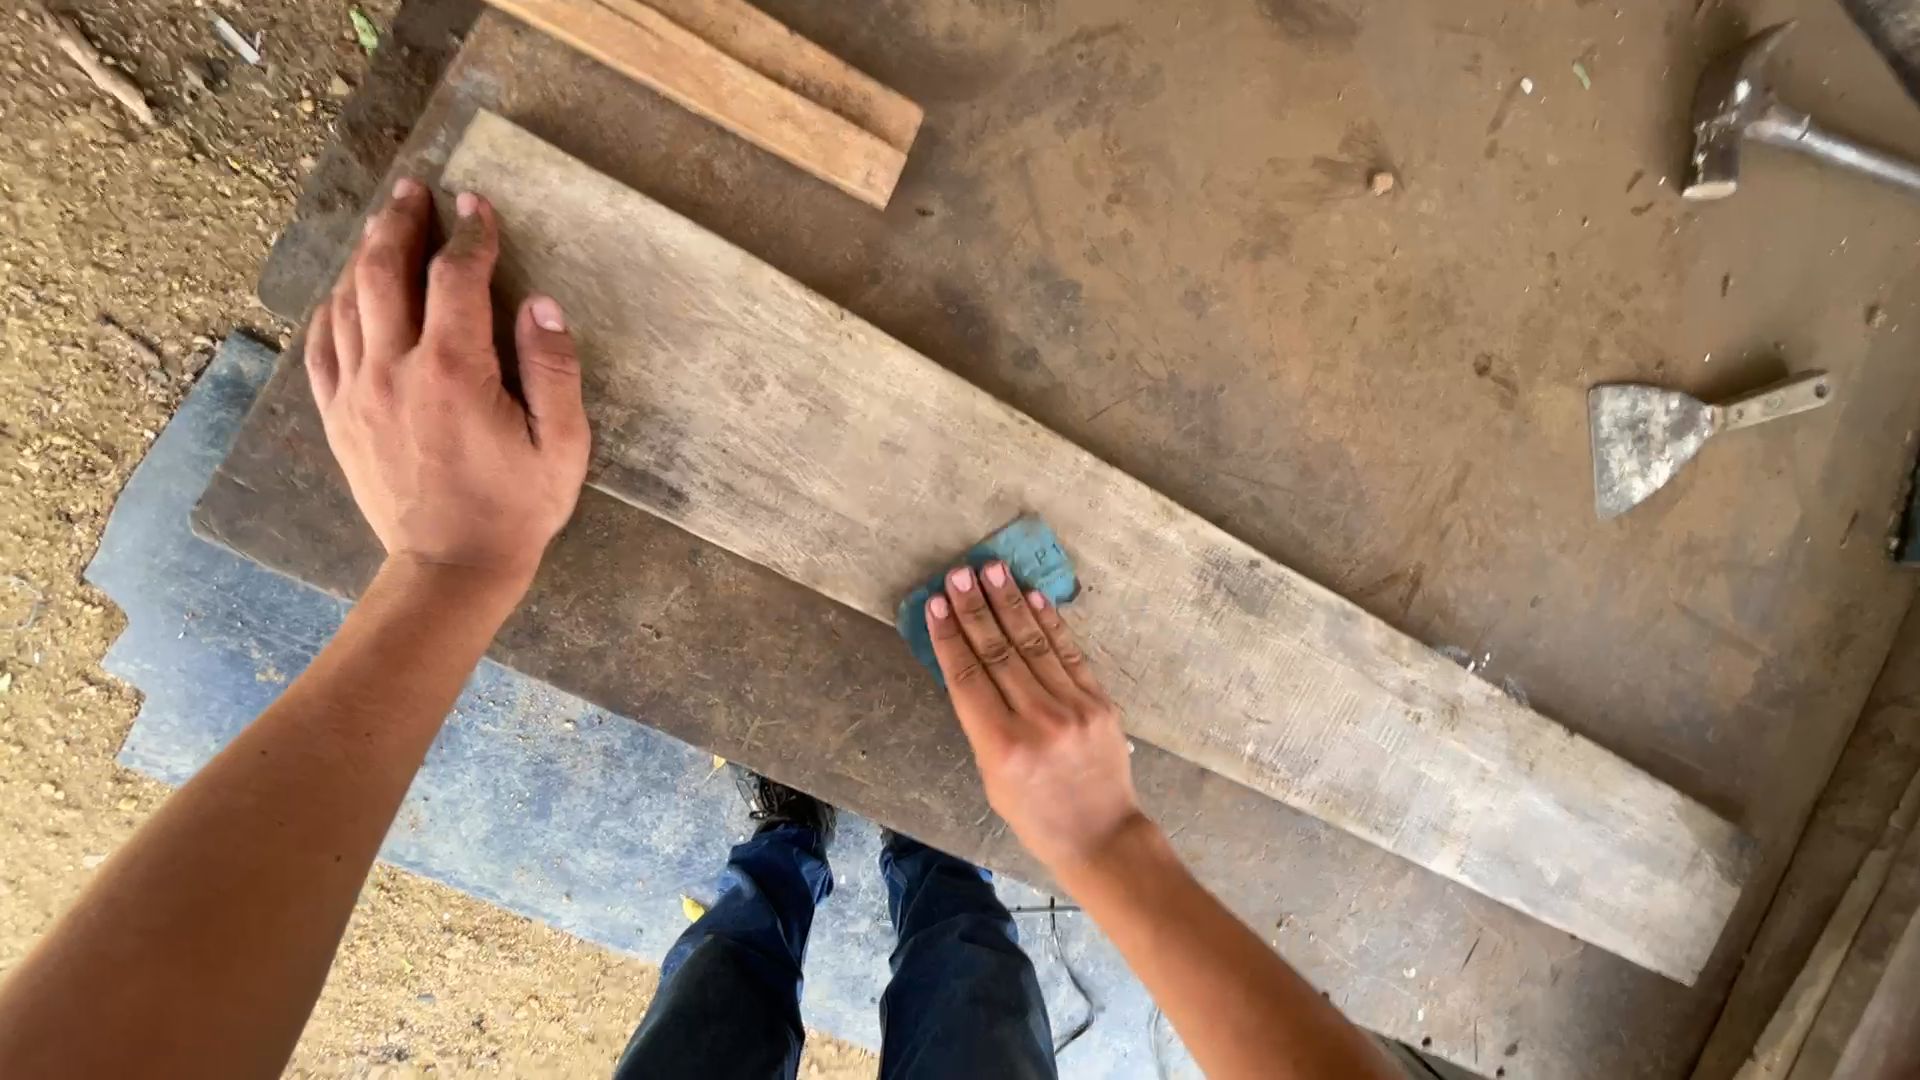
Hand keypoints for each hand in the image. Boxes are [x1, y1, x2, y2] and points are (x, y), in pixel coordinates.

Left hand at [304, 178, 591, 591]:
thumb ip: (554, 372)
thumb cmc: (519, 507)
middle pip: (385, 273)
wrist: (452, 565)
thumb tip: (542, 304)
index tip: (478, 204)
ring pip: (347, 299)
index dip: (470, 236)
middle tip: (415, 189)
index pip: (456, 280)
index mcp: (455, 373)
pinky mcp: (337, 413)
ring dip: (367, 253)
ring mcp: (355, 390)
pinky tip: (350, 291)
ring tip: (385, 225)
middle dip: (402, 223)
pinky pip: (324, 340)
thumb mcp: (563, 445)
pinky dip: (337, 303)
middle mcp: (394, 369)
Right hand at [927, 562, 1145, 873]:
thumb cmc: (1034, 814)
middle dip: (974, 608)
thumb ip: (981, 724)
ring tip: (992, 569)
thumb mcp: (991, 778)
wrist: (1102, 835)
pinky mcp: (1099, 700)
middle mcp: (1037, 720)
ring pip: (1033, 643)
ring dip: (1009, 602)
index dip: (949, 636)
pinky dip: (1049, 622)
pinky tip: (1032, 596)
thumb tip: (971, 667)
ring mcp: (1073, 707)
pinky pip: (1069, 652)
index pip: (967, 677)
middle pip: (998, 652)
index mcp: (1001, 746)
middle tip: (958, 574)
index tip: (936, 604)